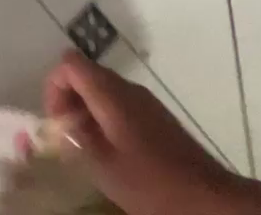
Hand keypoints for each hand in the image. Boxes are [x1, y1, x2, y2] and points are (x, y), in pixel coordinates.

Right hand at [42, 50, 235, 214]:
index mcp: (110, 93)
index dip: (54, 86)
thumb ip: (75, 140)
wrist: (206, 197)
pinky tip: (111, 151)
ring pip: (103, 89)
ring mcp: (144, 100)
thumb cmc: (151, 183)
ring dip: (86, 111)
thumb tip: (58, 125)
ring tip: (86, 148)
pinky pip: (119, 103)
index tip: (55, 121)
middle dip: (68, 100)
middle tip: (67, 138)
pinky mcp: (155, 115)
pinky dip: (105, 118)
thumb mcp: (103, 167)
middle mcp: (126, 87)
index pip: (69, 63)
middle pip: (85, 74)